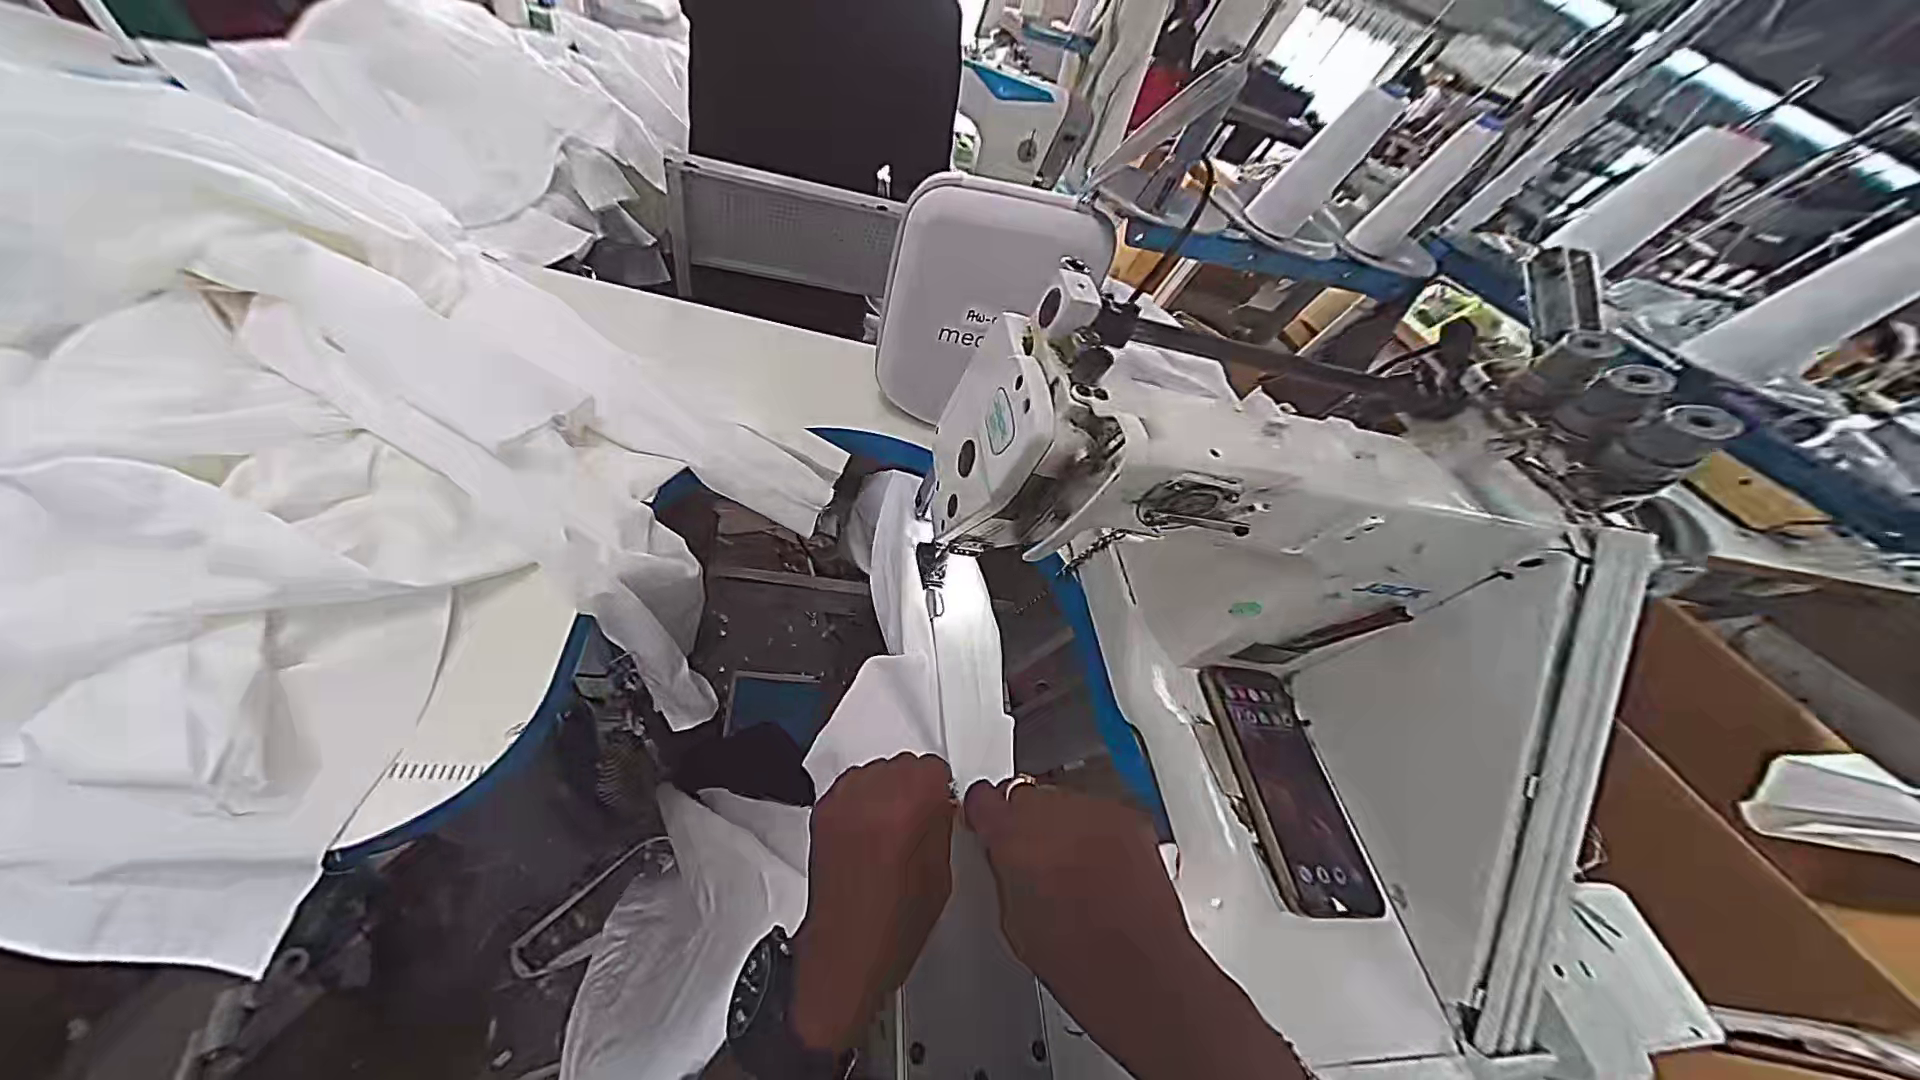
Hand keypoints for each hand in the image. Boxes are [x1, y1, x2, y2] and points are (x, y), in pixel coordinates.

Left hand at [790, 753, 955, 1052]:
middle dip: (914, 786)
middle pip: (904, 763)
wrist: (844, 954)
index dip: (940, 787)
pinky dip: (862, 799)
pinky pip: (851, 786)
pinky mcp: (823, 811)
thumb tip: (940, 803)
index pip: (933, 766)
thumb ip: (941, 824)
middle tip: (918, 818)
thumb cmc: (890, 928)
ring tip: (890, 827)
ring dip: (886, 789)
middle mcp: (872, 796)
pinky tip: (868, 829)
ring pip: (877, 770)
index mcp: (908, 807)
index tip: (939, 801)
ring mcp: (844, 802)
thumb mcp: (940, 873)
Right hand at [965, 779, 1306, 1079]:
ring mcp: (1090, 810)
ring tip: (1074, 868)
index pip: (983, 798)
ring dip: (1063, 824)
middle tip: (1036, 860)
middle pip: (1024, 795)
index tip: (989, 822)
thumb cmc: (1079, 962)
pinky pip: (1098, 811)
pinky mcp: (1126, 815)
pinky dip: (1097, 830)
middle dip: (1027, 821)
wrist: (1142, 974)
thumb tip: (1002, 856)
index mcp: (1010, 834)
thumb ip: (1001, 869)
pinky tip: (1102, 866)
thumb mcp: (1011, 918)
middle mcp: (1050, 811)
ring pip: (1063, 800)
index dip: (986, 812)